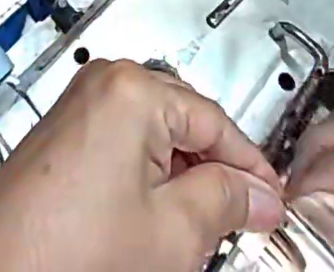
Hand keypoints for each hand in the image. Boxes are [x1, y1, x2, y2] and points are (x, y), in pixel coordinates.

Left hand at [0, 60, 284, 271]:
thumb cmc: (63, 252)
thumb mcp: (171, 233)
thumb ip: (225, 202)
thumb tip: (254, 193)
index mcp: (131, 89)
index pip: (215, 118)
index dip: (250, 165)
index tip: (270, 198)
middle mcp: (103, 82)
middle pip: (184, 118)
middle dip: (215, 168)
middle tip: (243, 214)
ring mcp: (81, 102)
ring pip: (156, 130)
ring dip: (183, 173)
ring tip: (200, 223)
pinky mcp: (66, 127)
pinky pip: (126, 137)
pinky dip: (150, 172)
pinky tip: (157, 213)